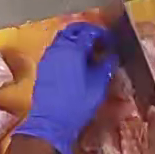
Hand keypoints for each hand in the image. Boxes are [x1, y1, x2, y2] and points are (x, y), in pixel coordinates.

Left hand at [14, 22, 117, 153]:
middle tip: (99, 42)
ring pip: (63, 39)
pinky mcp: (43, 67)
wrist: (51, 122)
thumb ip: (106, 65)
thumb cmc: (77, 103)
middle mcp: (58, 48)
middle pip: (73, 31)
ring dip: (76, 40)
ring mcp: (48, 57)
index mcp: (73, 49)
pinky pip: (57, 50)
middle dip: (87, 32)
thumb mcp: (98, 85)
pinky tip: (76, 63)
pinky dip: (67, 49)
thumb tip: (111, 55)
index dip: (102, 34)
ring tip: (89, 52)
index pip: (89, 32)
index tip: (110, 41)